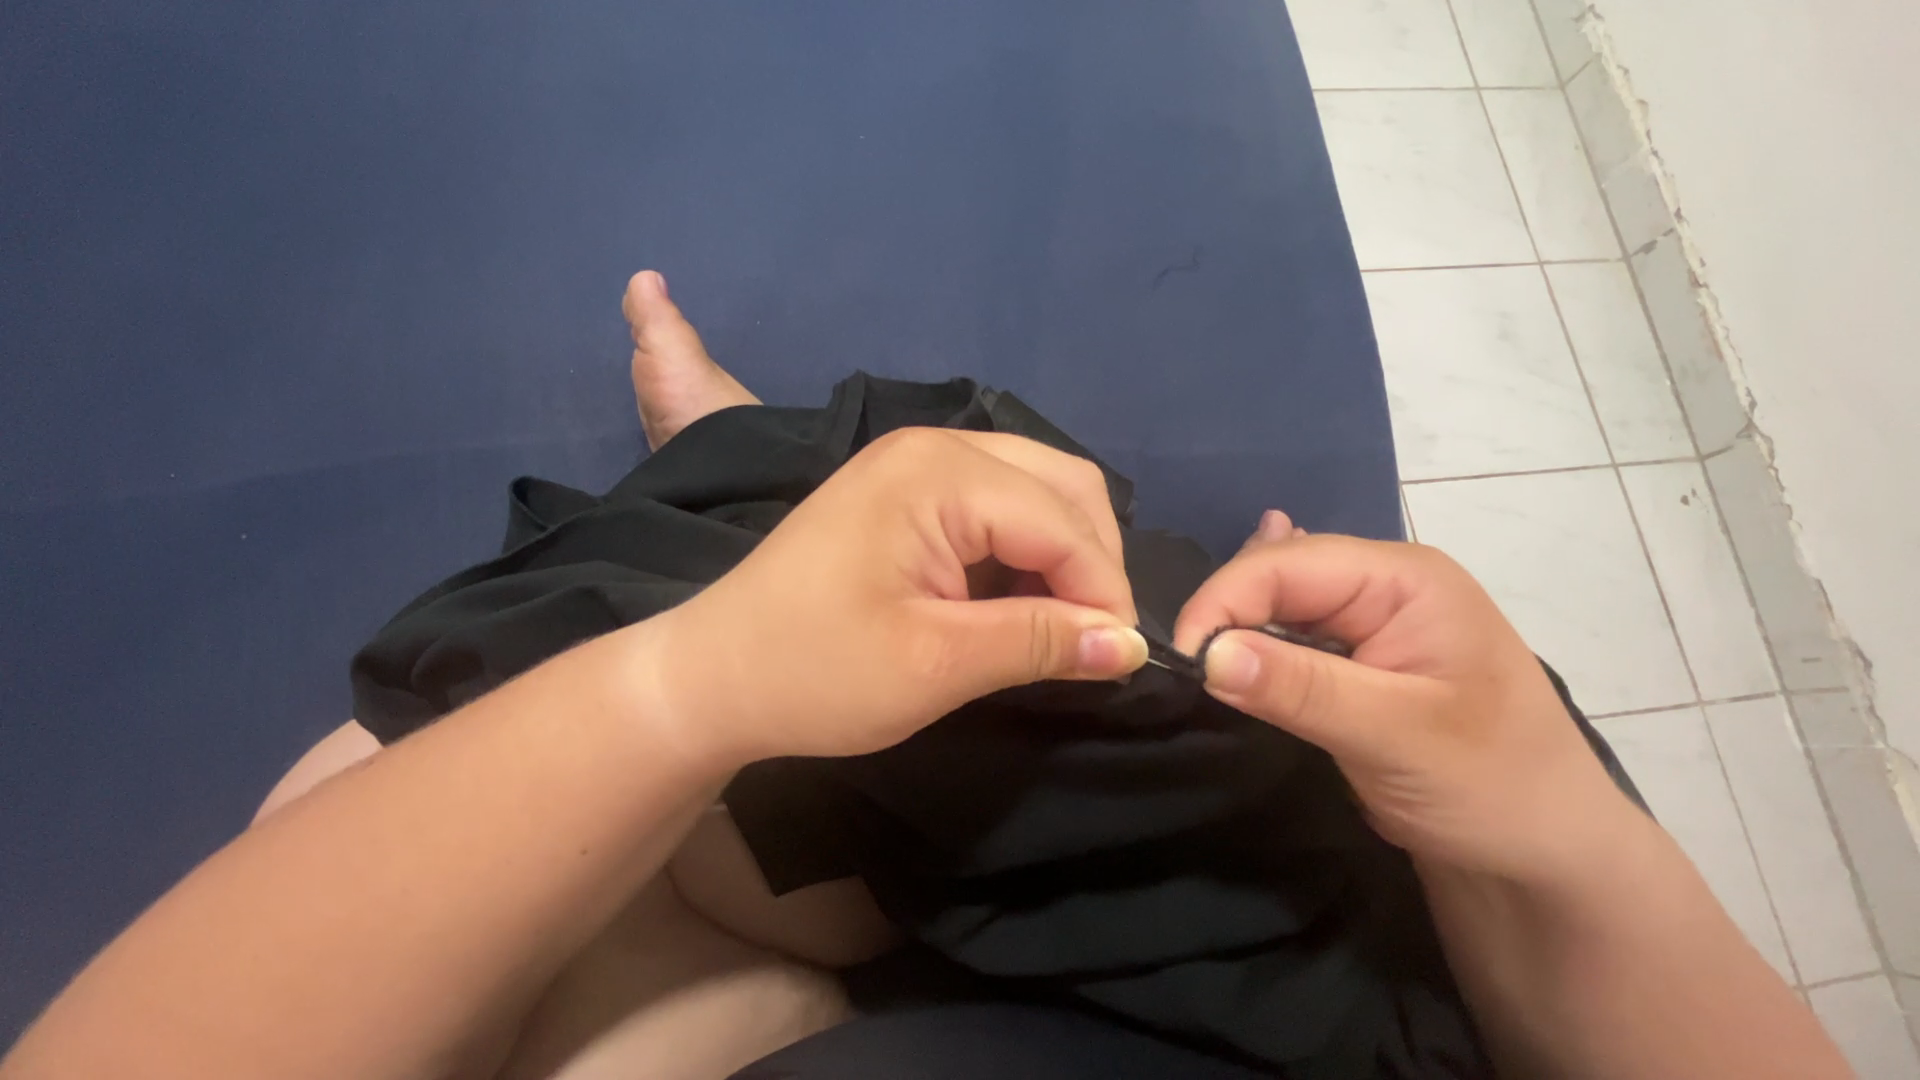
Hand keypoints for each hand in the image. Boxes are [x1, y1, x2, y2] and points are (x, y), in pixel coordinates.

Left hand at [639, 428, 1148, 764]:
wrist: (711, 676)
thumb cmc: (813, 671)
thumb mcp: (936, 665)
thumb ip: (1041, 643)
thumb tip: (1130, 646)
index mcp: (939, 472)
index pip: (1063, 520)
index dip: (1104, 591)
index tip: (1117, 661)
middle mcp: (935, 447)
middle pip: (1062, 485)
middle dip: (1091, 561)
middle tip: (1089, 640)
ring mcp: (916, 465)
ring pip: (1036, 491)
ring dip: (1061, 556)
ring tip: (1054, 627)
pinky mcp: (905, 493)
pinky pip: (997, 506)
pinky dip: (1023, 552)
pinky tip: (1013, 602)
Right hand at [1173, 522, 1638, 881]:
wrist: (1542, 860)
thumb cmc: (1493, 789)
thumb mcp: (1397, 737)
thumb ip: (1301, 689)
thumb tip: (1205, 654)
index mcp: (1406, 579)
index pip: (1287, 564)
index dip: (1224, 601)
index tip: (1184, 662)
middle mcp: (1383, 585)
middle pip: (1275, 578)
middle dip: (1225, 616)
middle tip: (1187, 674)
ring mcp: (1369, 622)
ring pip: (1274, 609)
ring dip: (1235, 636)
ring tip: (1199, 669)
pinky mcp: (1353, 662)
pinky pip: (1288, 640)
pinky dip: (1254, 650)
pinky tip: (1232, 654)